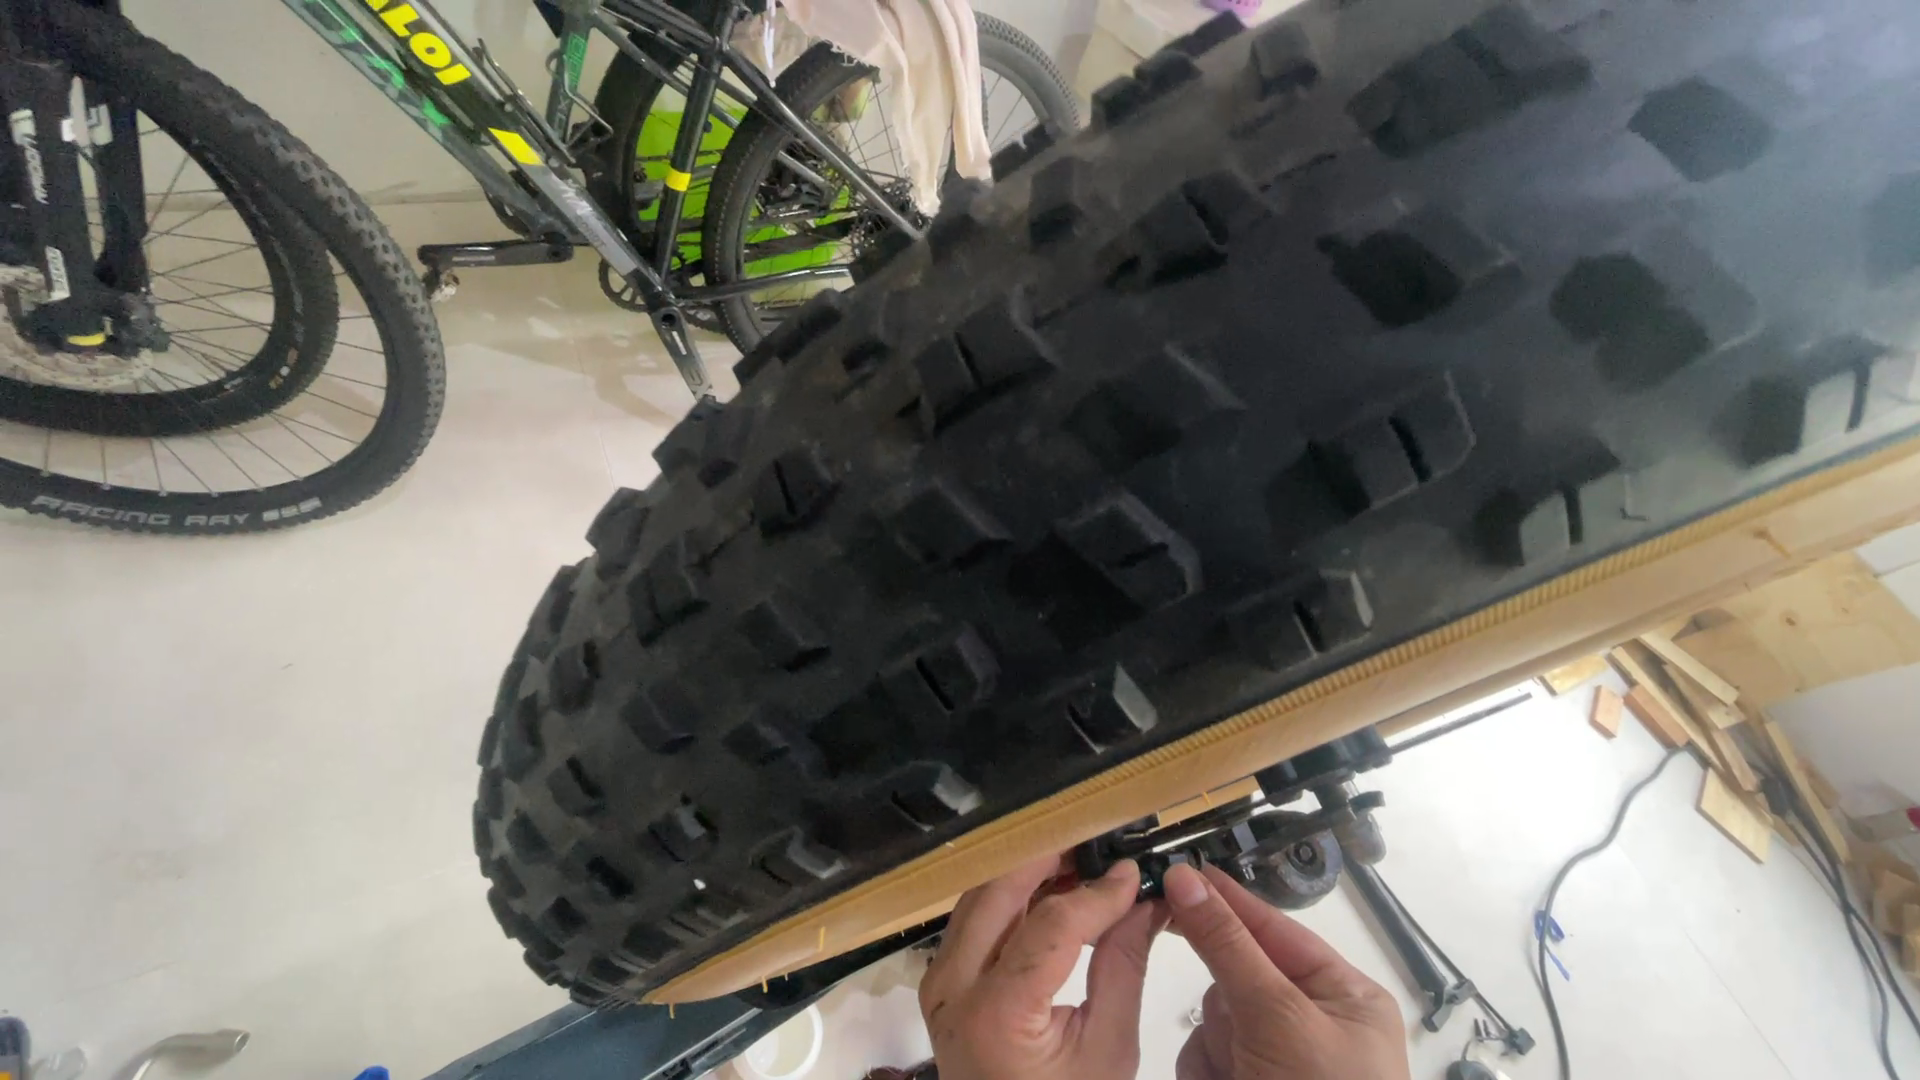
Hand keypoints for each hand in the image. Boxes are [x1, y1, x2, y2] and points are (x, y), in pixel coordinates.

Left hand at [919, 855, 1167, 1079]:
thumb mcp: (1109, 1050)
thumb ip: (1123, 965)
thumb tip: (1146, 897)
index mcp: (994, 1015)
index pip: (1050, 924)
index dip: (1096, 891)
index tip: (1132, 871)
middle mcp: (951, 987)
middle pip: (1001, 891)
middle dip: (1052, 860)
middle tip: (1100, 849)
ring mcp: (938, 980)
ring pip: (983, 895)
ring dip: (1031, 872)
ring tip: (1083, 868)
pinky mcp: (940, 977)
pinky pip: (975, 916)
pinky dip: (1013, 896)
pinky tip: (1052, 894)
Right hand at [1165, 862, 1409, 1079]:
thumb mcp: (1276, 1016)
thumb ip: (1225, 943)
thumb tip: (1182, 873)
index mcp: (1342, 995)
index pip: (1271, 927)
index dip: (1225, 899)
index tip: (1176, 868)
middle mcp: (1310, 1021)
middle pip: (1235, 973)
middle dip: (1227, 1005)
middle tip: (1231, 1023)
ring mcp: (1278, 1060)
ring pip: (1214, 1017)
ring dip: (1217, 1048)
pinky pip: (1206, 1056)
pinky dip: (1209, 1074)